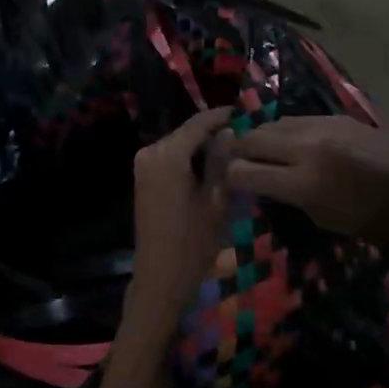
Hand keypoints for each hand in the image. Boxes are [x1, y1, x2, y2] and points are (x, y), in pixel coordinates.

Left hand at [129, 108, 233, 325]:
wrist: (160, 276)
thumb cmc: (193, 241)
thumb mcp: (216, 199)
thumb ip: (222, 161)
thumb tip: (230, 131)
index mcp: (167, 154)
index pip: (198, 124)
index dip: (221, 116)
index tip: (245, 112)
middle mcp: (150, 152)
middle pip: (186, 133)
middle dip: (213, 133)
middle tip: (245, 136)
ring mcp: (143, 165)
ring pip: (178, 146)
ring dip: (201, 147)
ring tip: (233, 152)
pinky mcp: (142, 178)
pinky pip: (169, 159)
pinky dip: (189, 159)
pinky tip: (210, 168)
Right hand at [225, 116, 388, 251]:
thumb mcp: (333, 223)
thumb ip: (294, 199)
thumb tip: (269, 186)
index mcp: (305, 182)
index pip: (244, 171)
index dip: (229, 179)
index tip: (226, 186)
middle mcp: (308, 146)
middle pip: (252, 138)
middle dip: (239, 153)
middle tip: (238, 167)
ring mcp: (325, 126)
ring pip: (273, 123)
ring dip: (262, 139)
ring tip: (263, 155)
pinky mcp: (341, 118)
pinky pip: (298, 120)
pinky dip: (287, 133)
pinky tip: (294, 147)